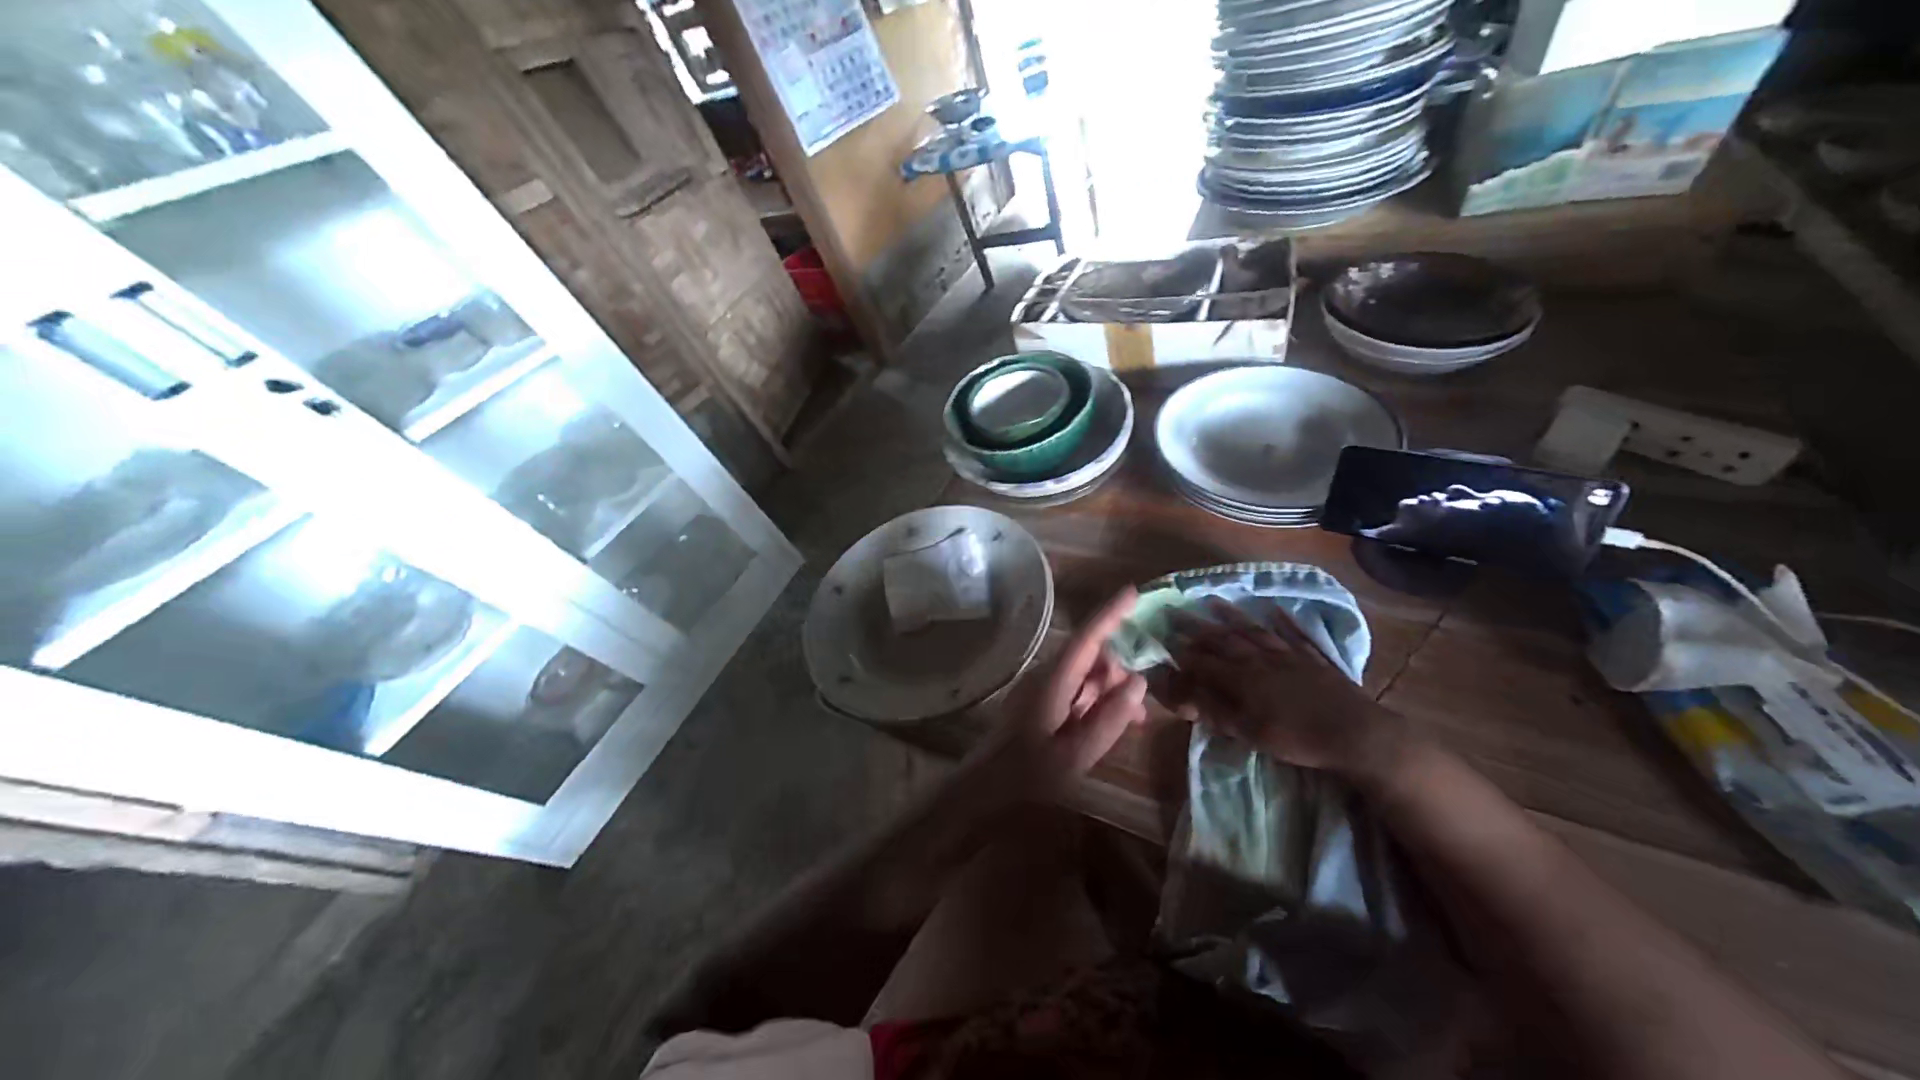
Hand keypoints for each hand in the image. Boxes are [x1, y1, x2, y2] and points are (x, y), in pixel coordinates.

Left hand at [962, 588, 1148, 803]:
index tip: (1134, 592)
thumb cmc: (1028, 774)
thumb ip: (1110, 718)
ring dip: (1109, 692)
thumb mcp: (1077, 754)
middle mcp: (1045, 677)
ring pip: (1083, 676)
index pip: (1086, 638)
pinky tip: (1109, 727)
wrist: (981, 790)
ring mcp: (1039, 689)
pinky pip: (1073, 692)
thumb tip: (1139, 681)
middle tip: (1143, 708)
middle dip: (1119, 672)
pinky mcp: (1037, 704)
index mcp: (1053, 682)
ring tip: (1132, 723)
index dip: (1110, 614)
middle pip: (1089, 657)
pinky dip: (1094, 703)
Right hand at [1163, 597, 1403, 777]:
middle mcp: (1260, 659)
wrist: (1355, 734)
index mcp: (1241, 679)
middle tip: (1176, 612)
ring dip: (1231, 615)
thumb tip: (1183, 692)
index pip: (1204, 662)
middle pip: (1224, 639)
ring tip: (1212, 600)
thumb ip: (1214, 709)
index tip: (1163, 641)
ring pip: (1254, 630)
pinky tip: (1271, 609)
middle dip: (1197, 627)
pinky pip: (1294, 633)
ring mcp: (1289, 655)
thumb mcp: (1248, 732)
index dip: (1182, 652)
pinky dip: (1281, 620)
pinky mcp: (1314, 658)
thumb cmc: (1296, 739)